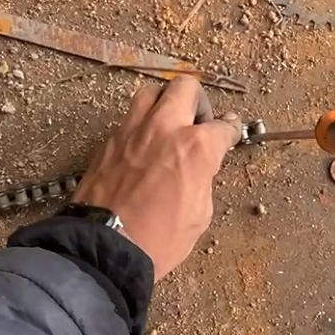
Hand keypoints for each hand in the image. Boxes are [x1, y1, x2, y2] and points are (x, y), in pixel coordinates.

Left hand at [73, 77, 239, 279]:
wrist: (105, 247)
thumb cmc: (158, 238)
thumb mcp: (199, 214)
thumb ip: (203, 178)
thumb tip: (199, 166)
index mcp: (195, 146)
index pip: (222, 125)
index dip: (230, 130)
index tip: (229, 131)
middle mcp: (164, 127)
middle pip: (185, 87)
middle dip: (197, 100)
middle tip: (198, 122)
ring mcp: (132, 130)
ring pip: (151, 93)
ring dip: (163, 103)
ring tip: (167, 125)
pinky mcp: (109, 141)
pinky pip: (129, 118)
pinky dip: (141, 124)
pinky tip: (144, 145)